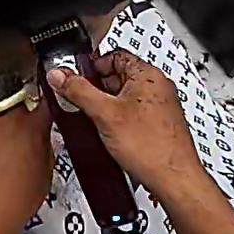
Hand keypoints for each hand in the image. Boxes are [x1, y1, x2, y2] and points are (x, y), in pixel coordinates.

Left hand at [0, 97, 51, 233]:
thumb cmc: (18, 199)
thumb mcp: (47, 172)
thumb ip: (47, 146)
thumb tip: (44, 137)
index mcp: (35, 128)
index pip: (45, 103)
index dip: (45, 105)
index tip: (44, 107)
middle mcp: (11, 121)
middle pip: (18, 109)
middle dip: (20, 122)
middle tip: (19, 142)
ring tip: (0, 158)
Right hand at [46, 50, 216, 206]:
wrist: (173, 178)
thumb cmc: (152, 147)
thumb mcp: (104, 114)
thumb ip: (79, 91)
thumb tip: (60, 76)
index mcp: (148, 74)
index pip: (114, 55)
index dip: (91, 65)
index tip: (75, 77)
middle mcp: (157, 86)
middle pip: (117, 75)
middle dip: (96, 87)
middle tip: (80, 100)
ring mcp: (160, 105)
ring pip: (124, 96)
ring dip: (106, 105)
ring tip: (94, 119)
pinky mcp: (158, 123)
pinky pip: (132, 112)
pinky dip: (117, 118)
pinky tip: (109, 133)